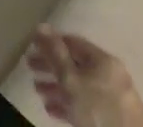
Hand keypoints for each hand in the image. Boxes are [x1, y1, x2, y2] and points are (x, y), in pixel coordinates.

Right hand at [26, 26, 142, 126]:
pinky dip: (69, 103)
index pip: (73, 42)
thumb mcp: (70, 79)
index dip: (51, 42)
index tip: (32, 47)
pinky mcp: (112, 115)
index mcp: (103, 60)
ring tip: (38, 92)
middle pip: (75, 64)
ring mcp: (113, 96)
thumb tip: (42, 25)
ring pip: (79, 85)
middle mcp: (110, 74)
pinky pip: (86, 103)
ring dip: (56, 87)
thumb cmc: (96, 107)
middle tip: (30, 68)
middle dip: (50, 66)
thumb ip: (55, 52)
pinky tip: (53, 109)